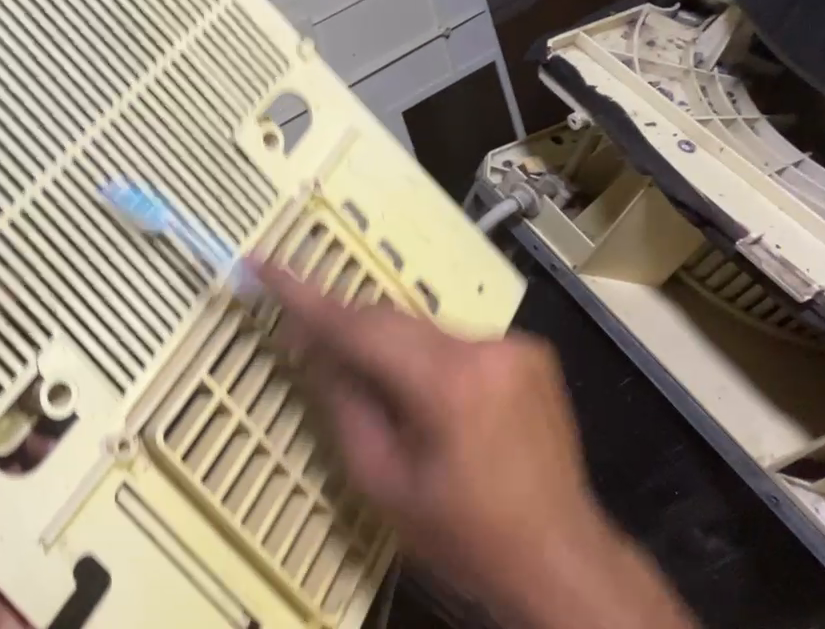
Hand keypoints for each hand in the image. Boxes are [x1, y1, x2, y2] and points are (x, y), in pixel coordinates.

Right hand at [258, 265, 693, 628]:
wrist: (564, 561)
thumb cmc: (465, 536)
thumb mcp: (382, 481)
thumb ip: (342, 403)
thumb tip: (315, 348)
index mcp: (447, 384)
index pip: (355, 326)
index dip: (301, 295)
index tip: (261, 262)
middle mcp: (482, 348)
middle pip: (387, 320)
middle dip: (341, 329)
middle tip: (299, 344)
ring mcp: (512, 346)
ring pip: (418, 328)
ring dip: (384, 347)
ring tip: (373, 392)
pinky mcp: (528, 352)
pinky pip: (451, 340)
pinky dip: (423, 357)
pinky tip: (425, 400)